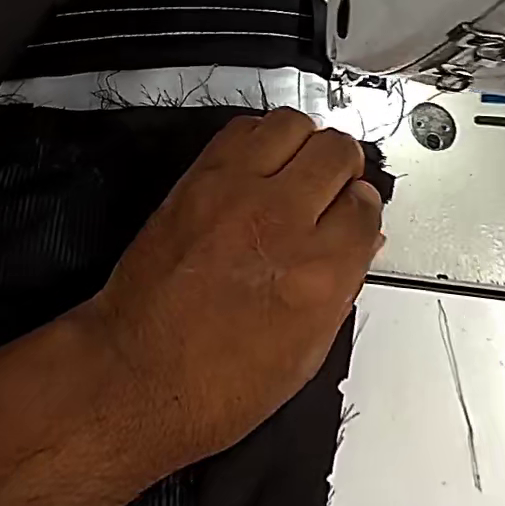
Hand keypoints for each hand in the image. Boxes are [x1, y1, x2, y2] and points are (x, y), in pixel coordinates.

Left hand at [73, 108, 383, 467]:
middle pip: (334, 151)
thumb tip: (356, 243)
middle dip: (342, 164)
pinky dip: (256, 136)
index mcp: (318, 272)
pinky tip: (257, 159)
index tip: (355, 207)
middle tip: (333, 178)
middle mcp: (279, 221)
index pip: (365, 206)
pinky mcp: (194, 180)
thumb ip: (339, 284)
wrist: (138, 369)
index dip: (363, 206)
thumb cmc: (214, 381)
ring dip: (302, 140)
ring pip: (289, 124)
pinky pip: (239, 130)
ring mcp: (233, 193)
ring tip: (297, 162)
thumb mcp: (305, 351)